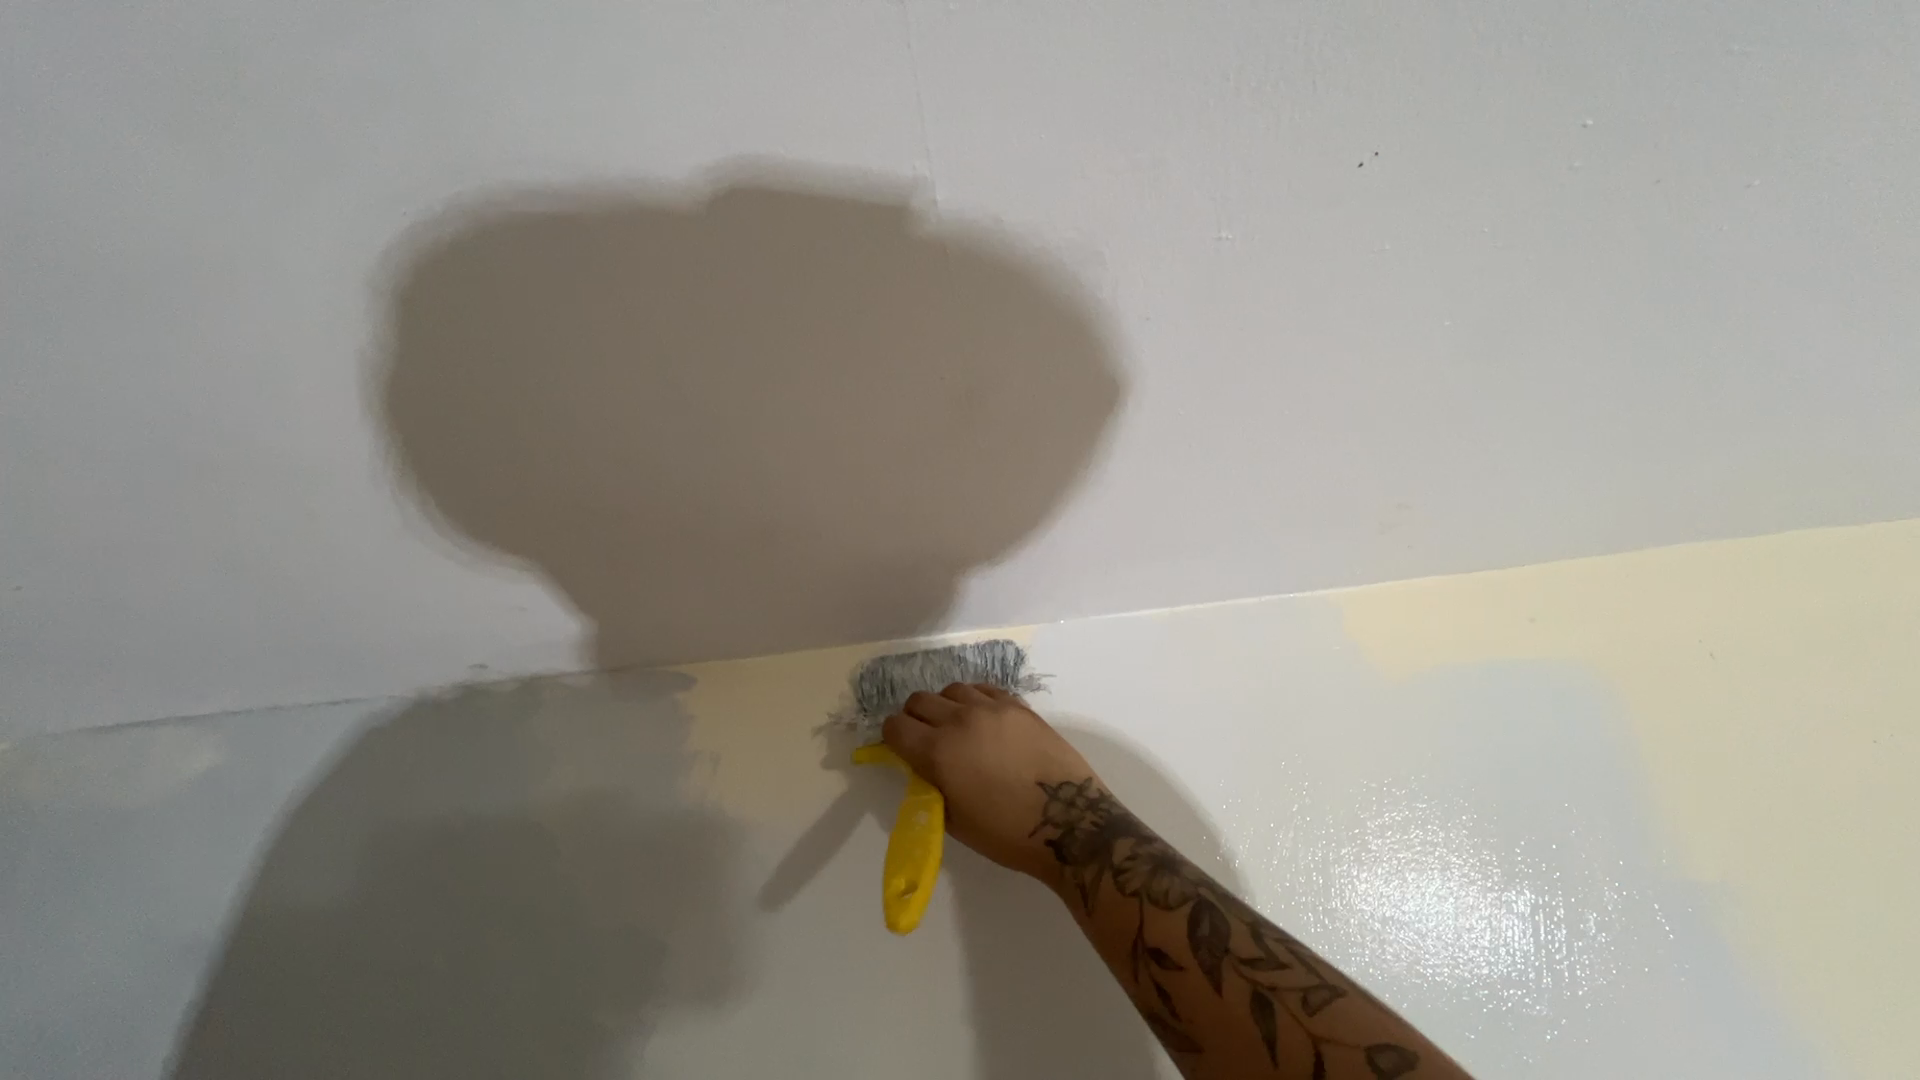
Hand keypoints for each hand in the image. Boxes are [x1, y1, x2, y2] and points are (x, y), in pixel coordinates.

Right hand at [881, 682, 1097, 884]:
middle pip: (920, 701)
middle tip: (925, 738)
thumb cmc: (1007, 833)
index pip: (895, 727)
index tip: (901, 749)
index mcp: (938, 752)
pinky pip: (985, 689)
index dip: (893, 738)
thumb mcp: (954, 821)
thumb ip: (931, 787)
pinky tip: (984, 719)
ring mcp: (992, 708)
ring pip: (953, 690)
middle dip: (915, 718)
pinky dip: (975, 700)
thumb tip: (924, 768)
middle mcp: (960, 720)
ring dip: (946, 706)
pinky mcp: (1019, 706)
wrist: (1069, 820)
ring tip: (957, 727)